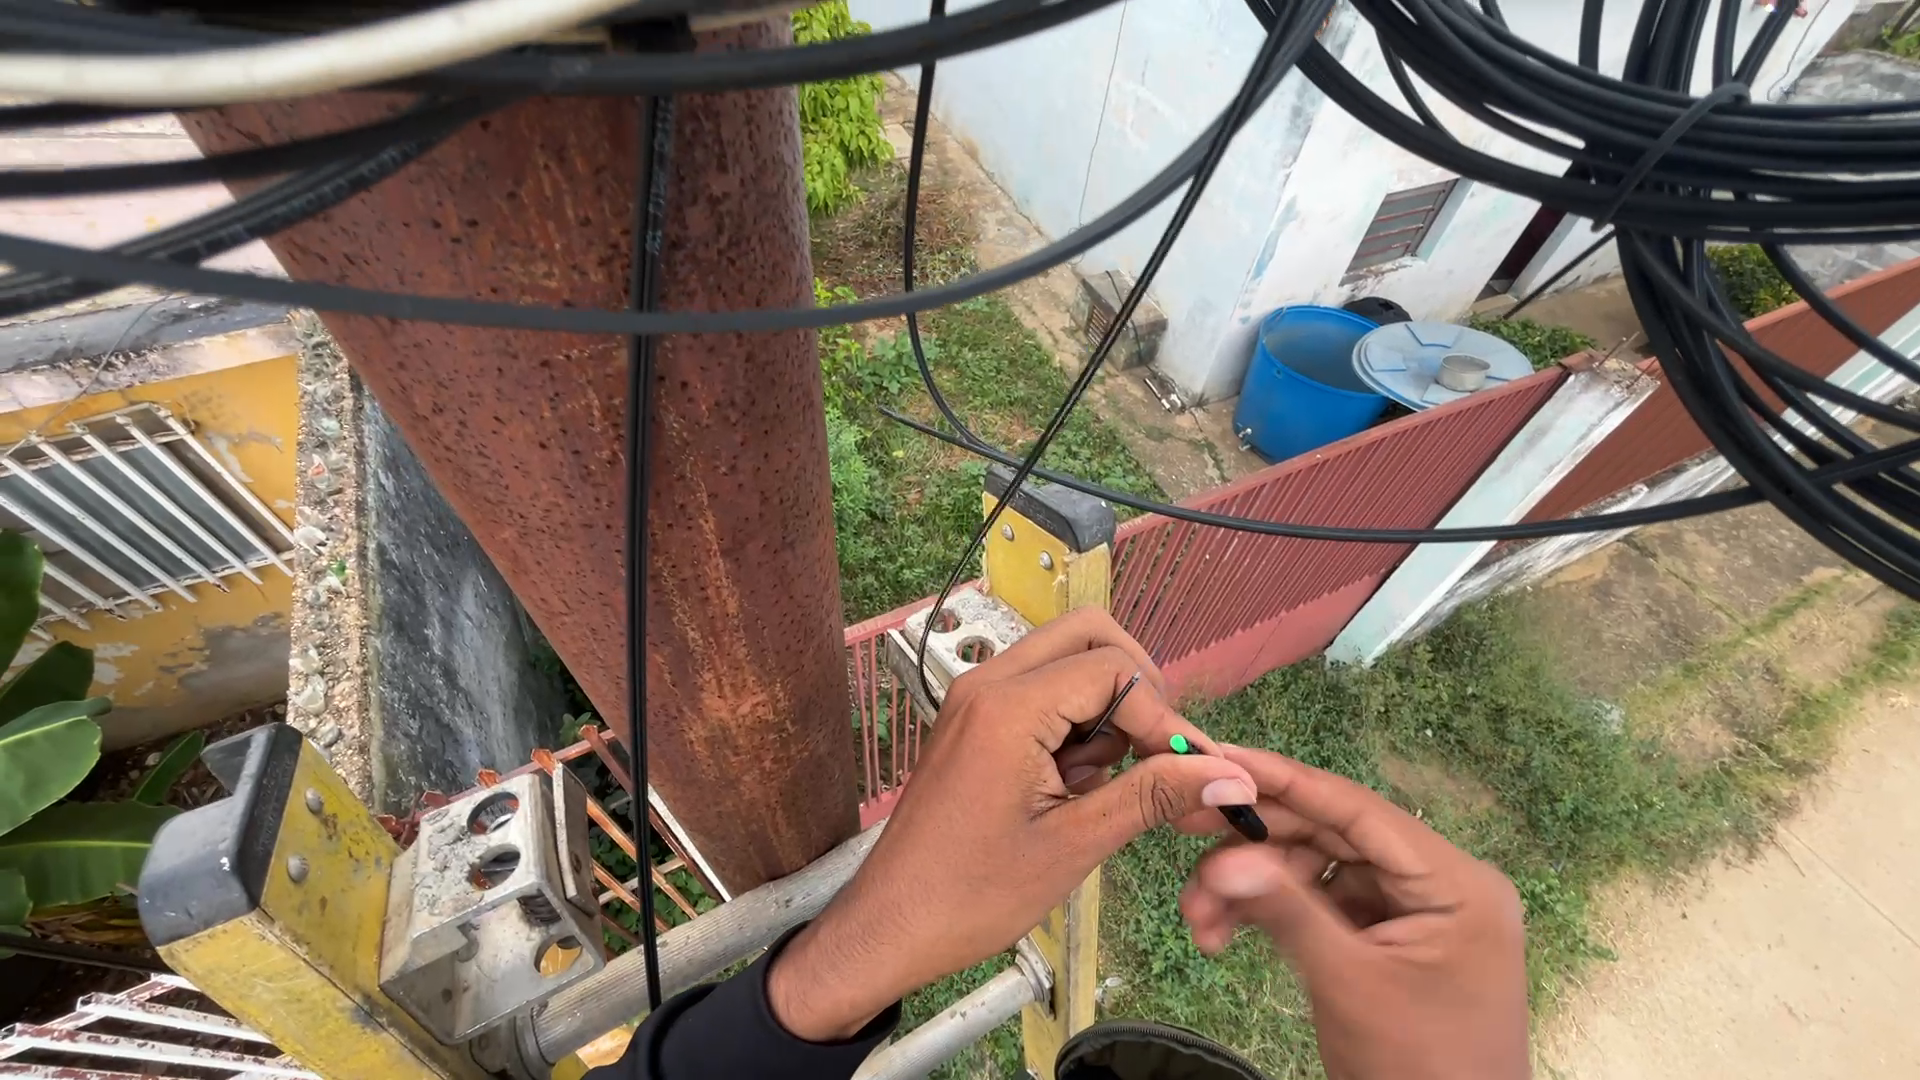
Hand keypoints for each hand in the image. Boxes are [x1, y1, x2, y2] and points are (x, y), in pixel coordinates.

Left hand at [767, 608, 1256, 1040]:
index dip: (1165, 715)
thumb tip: (1229, 774)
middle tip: (1155, 748)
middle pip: (1087, 634)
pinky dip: (1073, 717)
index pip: (1114, 669)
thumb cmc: (974, 894)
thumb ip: (1152, 794)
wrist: (891, 922)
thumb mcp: (1074, 844)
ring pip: (1064, 657)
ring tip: (1099, 780)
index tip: (1196, 768)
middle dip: (1137, 683)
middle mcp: (988, 681)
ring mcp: (976, 694)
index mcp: (1009, 705)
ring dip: (1103, 703)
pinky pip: (1040, 686)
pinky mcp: (974, 716)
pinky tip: (1072, 780)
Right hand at [1176, 746, 1528, 1079]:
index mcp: (1453, 881)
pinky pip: (1314, 900)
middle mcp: (1432, 879)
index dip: (1282, 779)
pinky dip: (1267, 912)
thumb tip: (1222, 857)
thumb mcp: (1347, 983)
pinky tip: (1219, 932)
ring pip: (1309, 865)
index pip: (1354, 808)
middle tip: (1183, 830)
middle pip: (1325, 833)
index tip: (1219, 755)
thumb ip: (1284, 908)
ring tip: (1195, 915)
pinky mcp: (1379, 930)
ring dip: (1249, 885)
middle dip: (1252, 845)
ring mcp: (1405, 906)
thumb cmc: (1416, 1069)